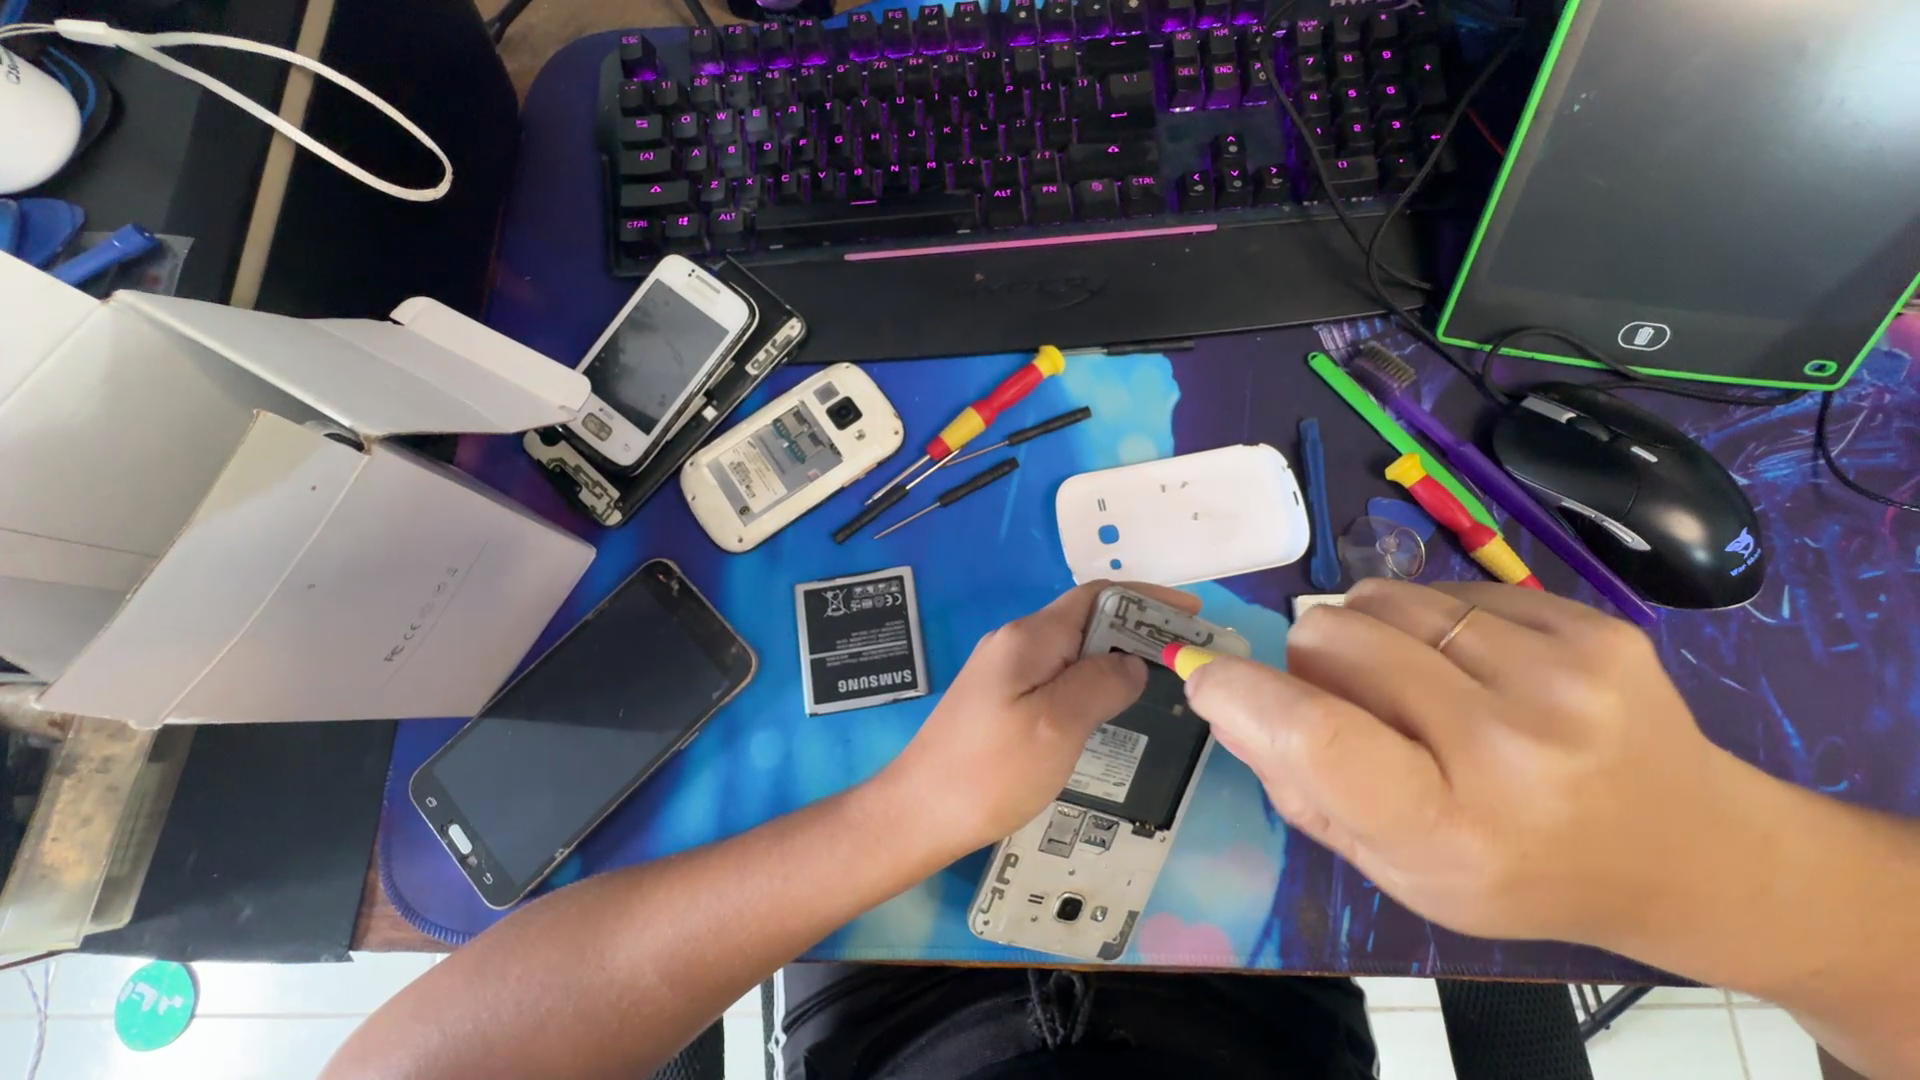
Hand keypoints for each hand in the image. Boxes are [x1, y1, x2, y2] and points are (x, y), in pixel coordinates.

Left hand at [874, 582, 1199, 855]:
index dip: (1146, 598)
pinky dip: (1091, 683)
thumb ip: (1101, 683)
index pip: (1096, 597)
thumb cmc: (991, 771)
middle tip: (1184, 656)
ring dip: (1115, 658)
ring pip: (1072, 652)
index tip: (1190, 613)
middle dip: (1136, 630)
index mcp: (1029, 638)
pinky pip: (1056, 678)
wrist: (918, 814)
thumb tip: (1132, 662)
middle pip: (1085, 621)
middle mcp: (1014, 643)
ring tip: (1159, 682)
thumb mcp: (1057, 725)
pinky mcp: (999, 701)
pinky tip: (1109, 709)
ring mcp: (1003, 672)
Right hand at [1183, 578, 1752, 948]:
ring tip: (1409, 678)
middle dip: (1309, 658)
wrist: (1687, 850)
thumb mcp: (1391, 865)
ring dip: (1365, 629)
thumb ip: (1298, 785)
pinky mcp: (1593, 625)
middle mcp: (1511, 745)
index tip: (1208, 679)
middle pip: (1335, 636)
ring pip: (1381, 596)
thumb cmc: (1512, 871)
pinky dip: (1427, 619)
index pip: (1319, 734)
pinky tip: (1467, 664)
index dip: (1244, 693)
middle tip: (1341, 695)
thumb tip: (1223, 697)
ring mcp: (1562, 674)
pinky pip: (1445, 587)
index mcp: (1451, 826)